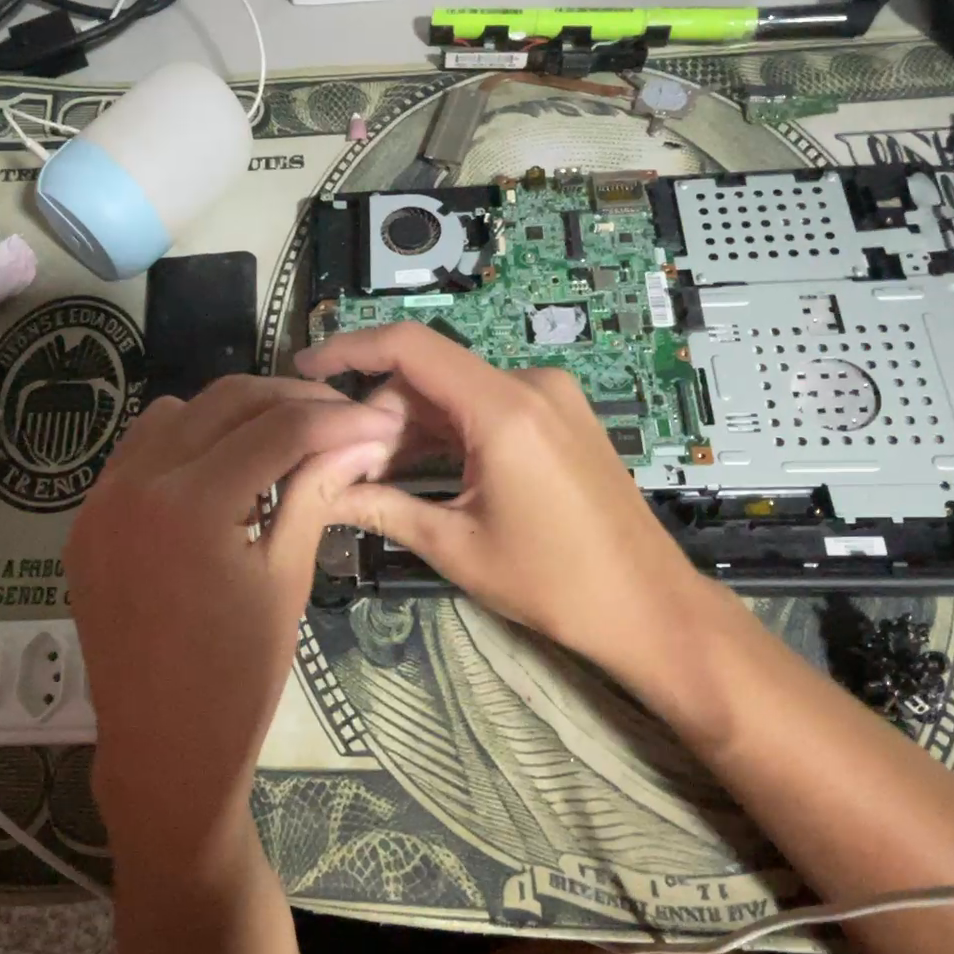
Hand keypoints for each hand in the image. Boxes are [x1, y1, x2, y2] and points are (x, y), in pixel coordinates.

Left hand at [65, 376, 401, 848]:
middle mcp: (134, 484)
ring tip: (282, 444)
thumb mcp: (287, 580)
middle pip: (226, 402)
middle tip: (341, 421)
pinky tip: (221, 473)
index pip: (278, 429)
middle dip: (292, 403)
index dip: (338, 419)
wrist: (163, 747)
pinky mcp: (88, 520)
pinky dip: (186, 443)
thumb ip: (315, 494)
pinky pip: (138, 451)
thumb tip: (359, 439)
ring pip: (176, 414)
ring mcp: (100, 500)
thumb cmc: (238, 678)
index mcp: (190, 505)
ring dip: (235, 416)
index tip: (378, 421)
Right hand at [294, 321, 726, 681]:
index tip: (306, 370)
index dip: (349, 349)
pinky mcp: (559, 417)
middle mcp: (531, 386)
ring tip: (372, 477)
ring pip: (454, 394)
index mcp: (504, 410)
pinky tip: (416, 470)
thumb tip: (320, 490)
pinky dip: (445, 435)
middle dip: (377, 416)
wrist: (647, 606)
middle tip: (343, 466)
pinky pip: (484, 409)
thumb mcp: (455, 548)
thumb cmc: (555, 583)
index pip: (410, 347)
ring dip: (409, 430)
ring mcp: (551, 398)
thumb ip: (381, 508)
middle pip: (429, 376)